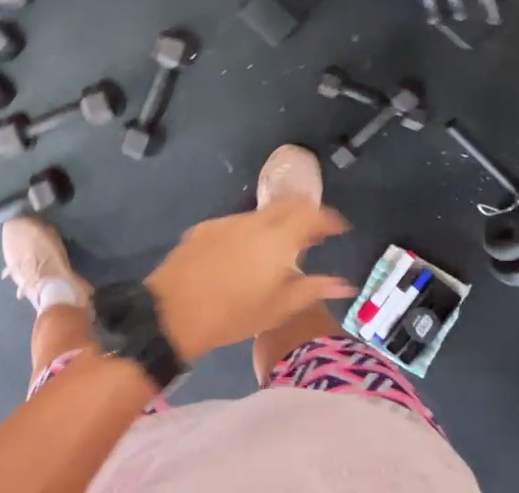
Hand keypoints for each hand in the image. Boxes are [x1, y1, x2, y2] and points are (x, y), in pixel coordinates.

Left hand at [145, 204, 355, 362]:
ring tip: (285, 246)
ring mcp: (227, 222)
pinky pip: (239, 222)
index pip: (311, 214)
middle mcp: (253, 222)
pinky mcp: (206, 227)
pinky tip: (250, 251)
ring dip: (278, 222)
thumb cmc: (234, 314)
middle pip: (286, 205)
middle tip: (315, 235)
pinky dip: (253, 230)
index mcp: (277, 239)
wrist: (175, 309)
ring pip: (261, 213)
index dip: (329, 218)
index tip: (340, 228)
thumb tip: (343, 283)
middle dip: (305, 214)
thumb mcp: (279, 308)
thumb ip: (313, 289)